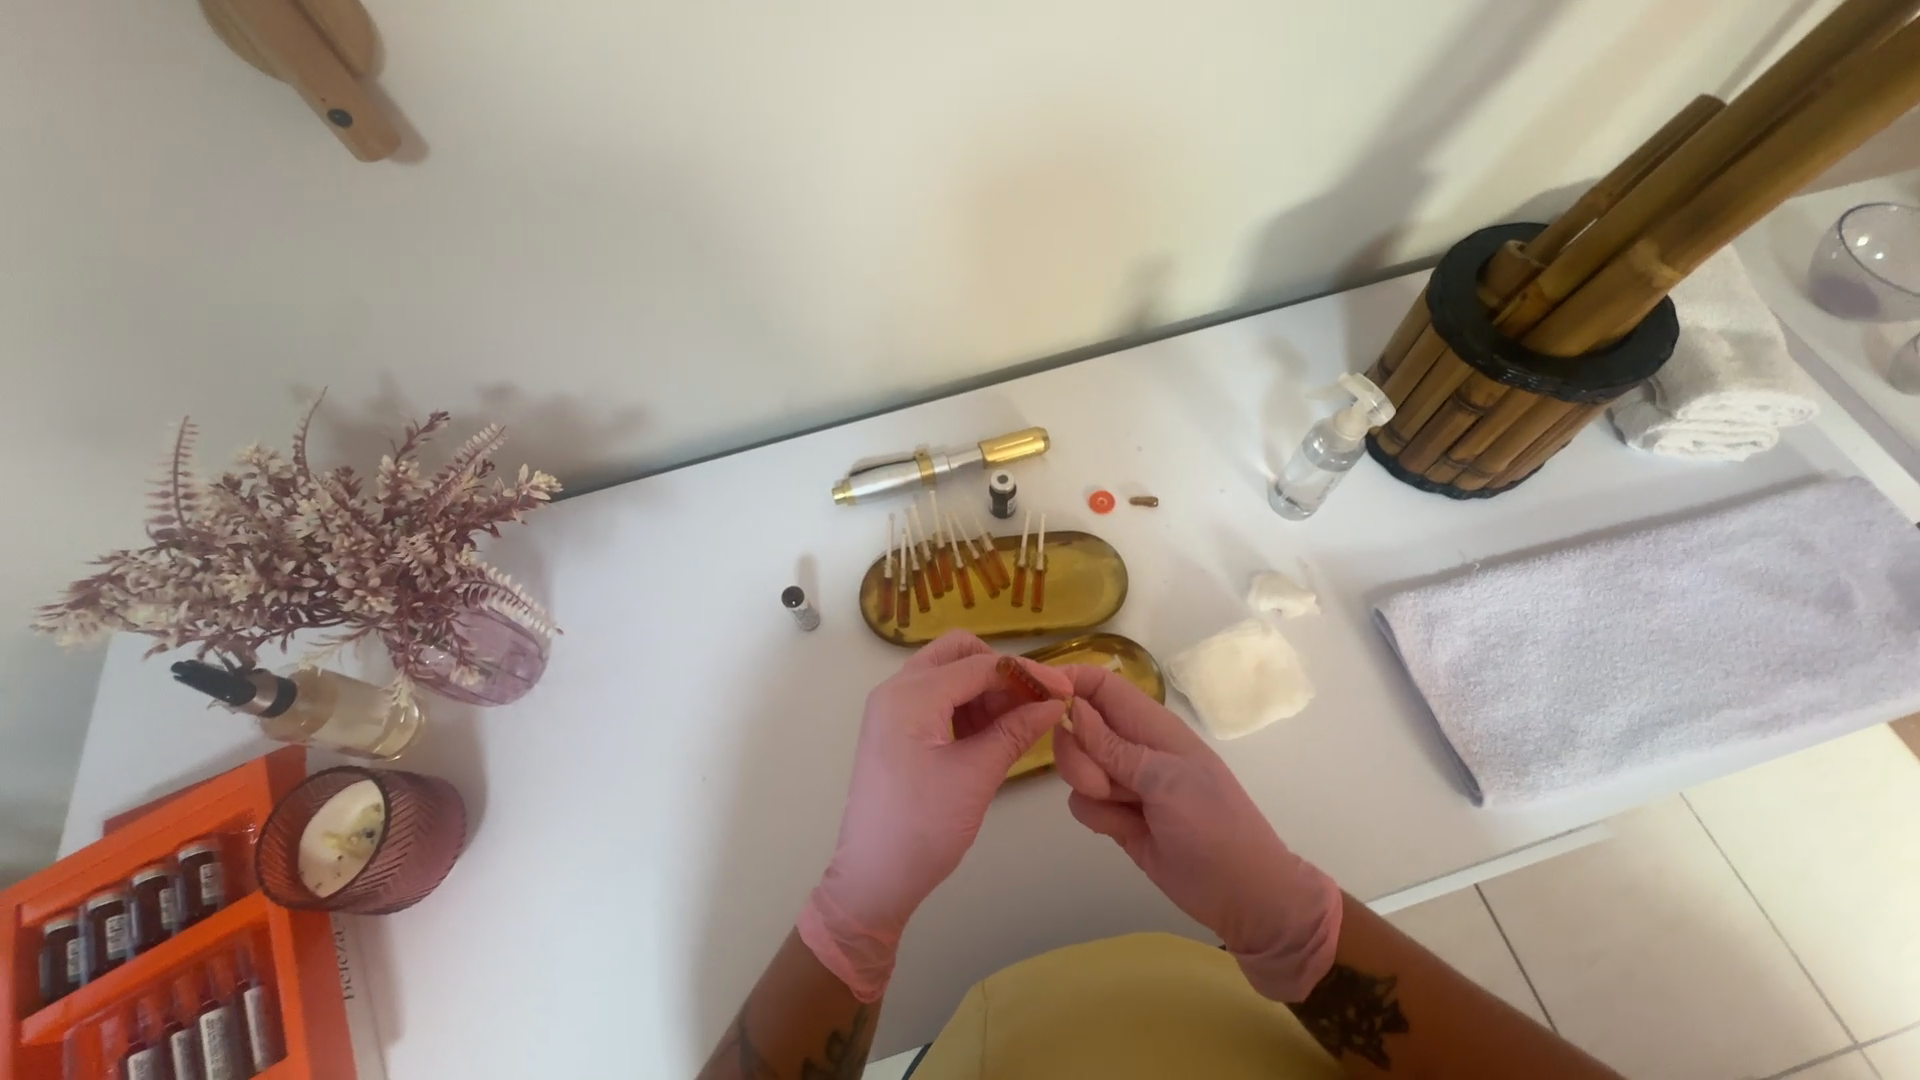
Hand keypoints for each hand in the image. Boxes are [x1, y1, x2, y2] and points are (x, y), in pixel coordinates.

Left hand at [798, 630, 1071, 1001]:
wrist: (873, 879)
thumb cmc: (923, 828)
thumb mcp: (976, 775)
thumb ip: (1016, 731)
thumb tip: (1054, 702)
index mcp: (910, 696)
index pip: (980, 665)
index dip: (1027, 674)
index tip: (1065, 689)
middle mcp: (896, 690)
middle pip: (957, 653)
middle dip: (1001, 671)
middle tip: (1035, 703)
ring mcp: (893, 709)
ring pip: (949, 673)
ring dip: (986, 689)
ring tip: (1019, 723)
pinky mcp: (896, 729)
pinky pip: (938, 698)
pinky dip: (968, 706)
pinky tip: (994, 733)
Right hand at [1050, 664, 1342, 1002]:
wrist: (1242, 895)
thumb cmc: (1214, 825)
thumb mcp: (1166, 780)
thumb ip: (1114, 746)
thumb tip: (1073, 708)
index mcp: (1152, 725)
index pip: (1101, 685)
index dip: (1069, 682)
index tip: (1038, 696)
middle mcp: (1132, 747)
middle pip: (1076, 728)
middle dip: (1078, 754)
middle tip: (1107, 783)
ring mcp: (1123, 783)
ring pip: (1074, 768)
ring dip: (1090, 789)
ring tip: (1129, 811)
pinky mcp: (1115, 816)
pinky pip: (1081, 803)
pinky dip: (1097, 818)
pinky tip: (1127, 832)